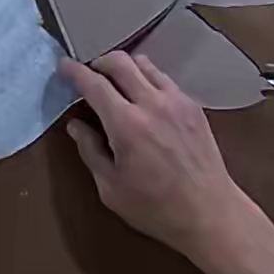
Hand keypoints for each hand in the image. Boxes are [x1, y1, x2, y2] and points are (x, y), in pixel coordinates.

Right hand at [61, 52, 269, 264]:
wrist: (209, 211)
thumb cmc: (155, 208)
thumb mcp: (111, 189)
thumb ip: (90, 151)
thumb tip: (76, 124)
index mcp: (127, 125)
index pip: (95, 84)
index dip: (75, 71)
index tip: (64, 65)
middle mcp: (151, 102)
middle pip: (120, 61)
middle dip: (99, 62)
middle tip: (89, 73)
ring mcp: (176, 99)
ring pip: (144, 63)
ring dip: (124, 67)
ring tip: (116, 83)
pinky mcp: (192, 103)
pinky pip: (163, 78)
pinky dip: (146, 78)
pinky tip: (143, 98)